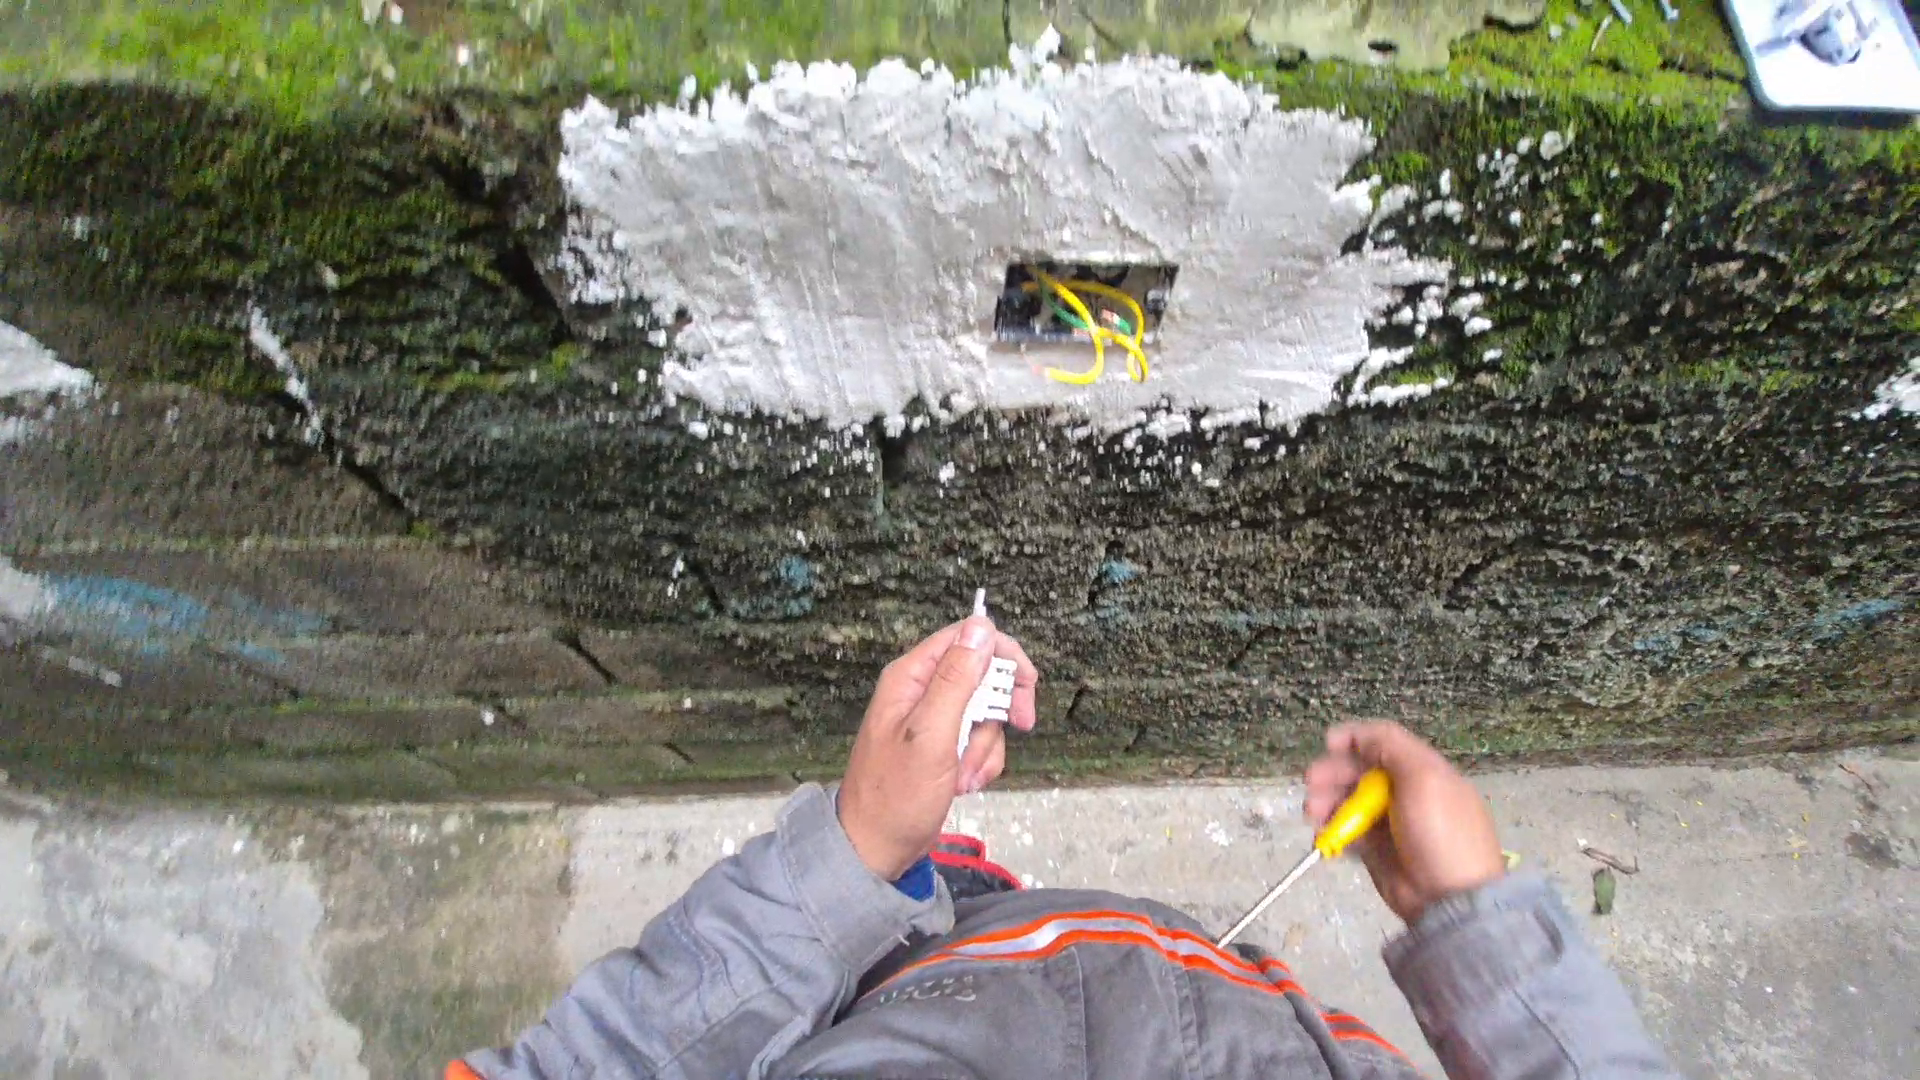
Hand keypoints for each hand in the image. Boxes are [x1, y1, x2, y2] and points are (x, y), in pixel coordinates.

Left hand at [838, 616, 1039, 880]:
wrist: (876, 849)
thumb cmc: (896, 795)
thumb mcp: (931, 733)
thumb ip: (957, 678)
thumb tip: (981, 626)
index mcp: (911, 676)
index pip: (966, 638)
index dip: (1002, 654)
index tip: (1028, 684)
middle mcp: (921, 690)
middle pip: (982, 673)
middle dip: (1000, 706)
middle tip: (1021, 724)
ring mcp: (932, 719)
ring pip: (984, 711)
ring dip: (986, 745)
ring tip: (964, 774)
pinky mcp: (942, 745)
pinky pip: (978, 739)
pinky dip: (980, 762)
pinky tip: (964, 784)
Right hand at [1304, 722, 1504, 923]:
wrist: (1450, 901)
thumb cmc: (1440, 834)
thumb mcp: (1425, 780)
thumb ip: (1392, 748)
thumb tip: (1359, 736)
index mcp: (1422, 772)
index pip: (1383, 742)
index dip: (1354, 738)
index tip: (1329, 744)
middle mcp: (1403, 792)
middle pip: (1357, 769)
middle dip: (1330, 772)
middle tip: (1311, 783)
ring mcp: (1387, 821)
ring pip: (1344, 798)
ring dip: (1323, 800)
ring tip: (1312, 814)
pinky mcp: (1372, 846)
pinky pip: (1342, 828)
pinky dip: (1328, 827)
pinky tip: (1322, 834)